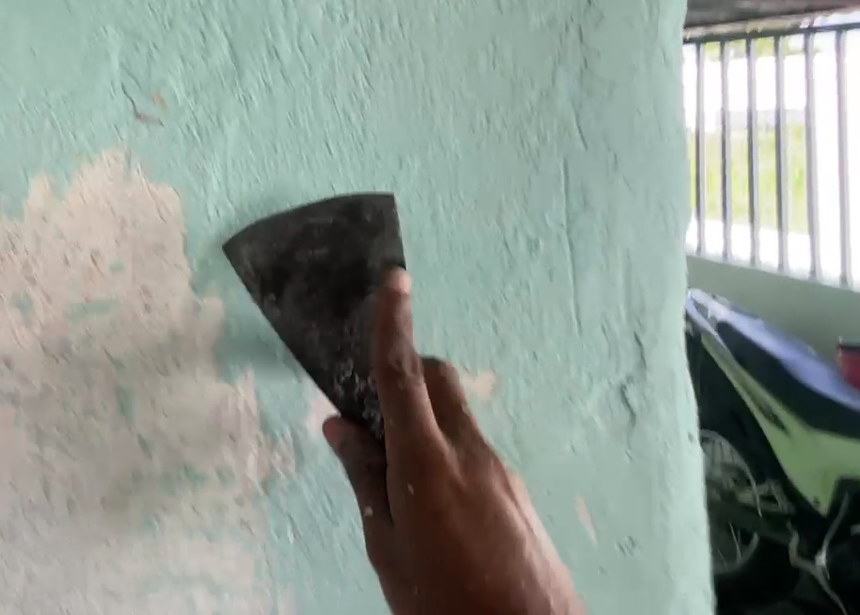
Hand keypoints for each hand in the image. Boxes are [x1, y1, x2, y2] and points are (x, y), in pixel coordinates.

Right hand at [324, 271, 583, 614]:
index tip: (394, 277)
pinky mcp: (520, 497)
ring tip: (399, 476)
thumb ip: (364, 479)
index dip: (394, 321)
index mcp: (426, 461)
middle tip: (376, 406)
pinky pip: (474, 450)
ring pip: (457, 416)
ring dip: (425, 418)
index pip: (402, 373)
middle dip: (408, 370)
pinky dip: (446, 450)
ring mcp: (502, 474)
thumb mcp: (387, 548)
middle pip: (439, 379)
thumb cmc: (444, 603)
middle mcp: (470, 453)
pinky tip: (436, 505)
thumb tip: (338, 426)